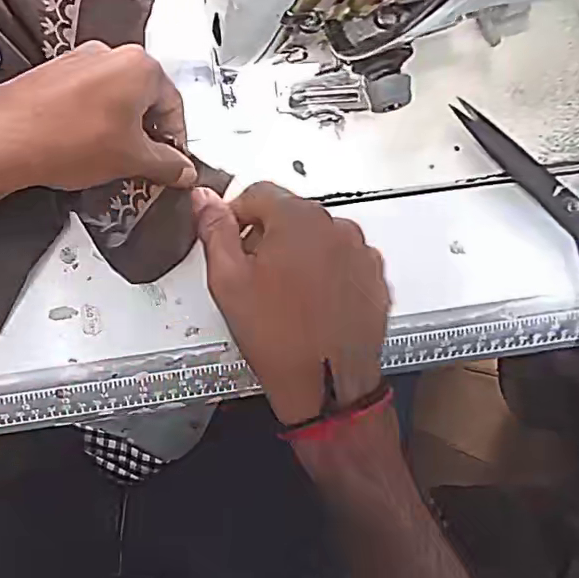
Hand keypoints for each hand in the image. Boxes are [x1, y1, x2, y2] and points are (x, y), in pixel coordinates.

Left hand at [0, 42, 196, 214]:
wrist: (4, 140)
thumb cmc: (65, 140)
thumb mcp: (130, 159)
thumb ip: (166, 164)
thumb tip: (180, 169)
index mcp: (139, 65)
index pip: (174, 106)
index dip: (176, 141)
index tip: (172, 164)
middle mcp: (109, 54)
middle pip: (144, 99)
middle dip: (146, 134)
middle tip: (143, 164)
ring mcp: (77, 62)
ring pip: (113, 99)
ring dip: (118, 128)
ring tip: (108, 159)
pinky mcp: (52, 75)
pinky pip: (85, 99)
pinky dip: (90, 123)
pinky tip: (81, 148)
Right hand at [195, 183, 389, 424]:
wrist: (326, 385)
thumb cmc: (281, 339)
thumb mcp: (228, 280)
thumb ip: (215, 230)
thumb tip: (206, 199)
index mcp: (299, 220)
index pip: (258, 192)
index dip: (235, 215)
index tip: (230, 238)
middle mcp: (336, 229)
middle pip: (290, 213)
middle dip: (266, 235)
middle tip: (252, 275)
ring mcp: (360, 253)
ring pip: (316, 237)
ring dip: (297, 253)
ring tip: (282, 294)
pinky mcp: (373, 277)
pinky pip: (341, 260)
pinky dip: (324, 272)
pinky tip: (308, 302)